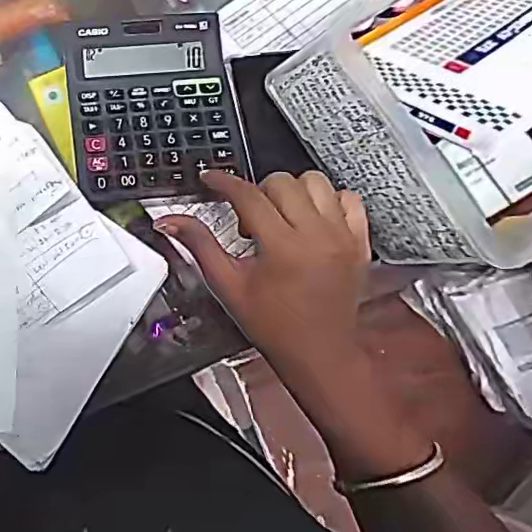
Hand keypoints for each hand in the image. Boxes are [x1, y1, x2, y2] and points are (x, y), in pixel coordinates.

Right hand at [155, 170, 371, 373]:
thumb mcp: (227, 284)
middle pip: (282, 182)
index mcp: (283, 248)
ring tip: (280, 218)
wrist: (318, 352)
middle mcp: (318, 236)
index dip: (224, 182)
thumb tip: (170, 221)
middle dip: (257, 193)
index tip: (211, 179)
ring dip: (291, 192)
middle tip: (249, 222)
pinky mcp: (360, 242)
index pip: (248, 195)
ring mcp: (343, 237)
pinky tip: (310, 219)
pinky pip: (347, 198)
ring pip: (316, 183)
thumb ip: (199, 245)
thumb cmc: (272, 325)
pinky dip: (327, 201)